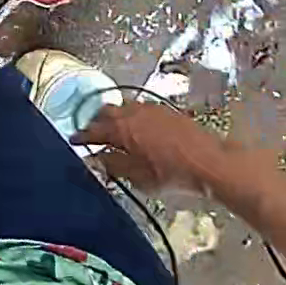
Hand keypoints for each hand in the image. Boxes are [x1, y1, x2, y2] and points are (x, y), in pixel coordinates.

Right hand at [78, 102, 229, 192]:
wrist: (211, 163)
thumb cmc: (172, 174)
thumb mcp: (137, 177)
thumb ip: (112, 165)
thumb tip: (96, 158)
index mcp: (120, 129)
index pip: (92, 131)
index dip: (81, 137)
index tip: (73, 140)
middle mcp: (131, 113)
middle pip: (104, 112)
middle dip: (95, 122)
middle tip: (92, 133)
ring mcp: (150, 109)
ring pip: (122, 107)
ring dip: (114, 117)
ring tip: (115, 129)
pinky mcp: (166, 110)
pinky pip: (140, 108)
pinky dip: (132, 116)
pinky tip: (138, 127)